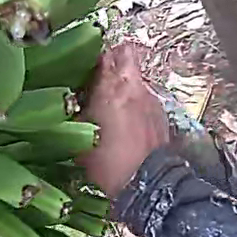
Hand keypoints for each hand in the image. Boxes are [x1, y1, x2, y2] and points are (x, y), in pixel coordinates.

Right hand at [80, 42, 169, 198]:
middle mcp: (134, 86)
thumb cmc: (107, 162)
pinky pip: (144, 96)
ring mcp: (151, 97)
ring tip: (111, 100)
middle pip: (126, 55)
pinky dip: (135, 100)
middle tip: (100, 75)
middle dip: (114, 60)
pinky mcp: (161, 112)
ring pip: (136, 77)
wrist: (147, 182)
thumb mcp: (81, 136)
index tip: (82, 65)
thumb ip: (77, 111)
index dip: (93, 57)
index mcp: (111, 87)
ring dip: (125, 83)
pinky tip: (126, 117)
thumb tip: (75, 101)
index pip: (104, 55)